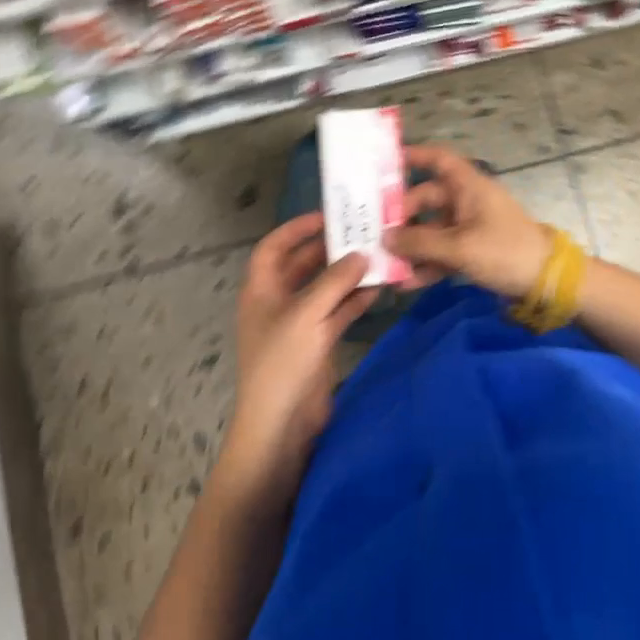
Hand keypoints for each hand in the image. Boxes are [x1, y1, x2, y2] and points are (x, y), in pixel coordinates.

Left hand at [223, 213, 376, 487]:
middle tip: (362, 233)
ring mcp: (298, 325)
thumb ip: (335, 280)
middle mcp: (277, 302)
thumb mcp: (307, 314)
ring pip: (324, 289)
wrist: (281, 424)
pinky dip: (354, 300)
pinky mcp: (317, 344)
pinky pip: (337, 313)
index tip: (327, 216)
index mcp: (261, 290)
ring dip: (347, 275)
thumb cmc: (283, 362)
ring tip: (377, 257)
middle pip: (302, 266)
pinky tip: (379, 289)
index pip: (274, 247)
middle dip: (329, 250)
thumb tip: (360, 254)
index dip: (295, 229)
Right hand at [388, 145, 553, 299]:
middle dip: (402, 216)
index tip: (384, 164)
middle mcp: (467, 201)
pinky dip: (427, 264)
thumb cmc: (504, 251)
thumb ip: (420, 243)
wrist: (546, 282)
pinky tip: (406, 282)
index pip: (439, 159)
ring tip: (386, 263)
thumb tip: (385, 238)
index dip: (414, 156)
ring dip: (412, 246)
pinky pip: (443, 251)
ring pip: (432, 229)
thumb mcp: (460, 248)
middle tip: (375, 233)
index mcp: (469, 187)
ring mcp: (471, 227)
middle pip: (427, 198)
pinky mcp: (474, 250)